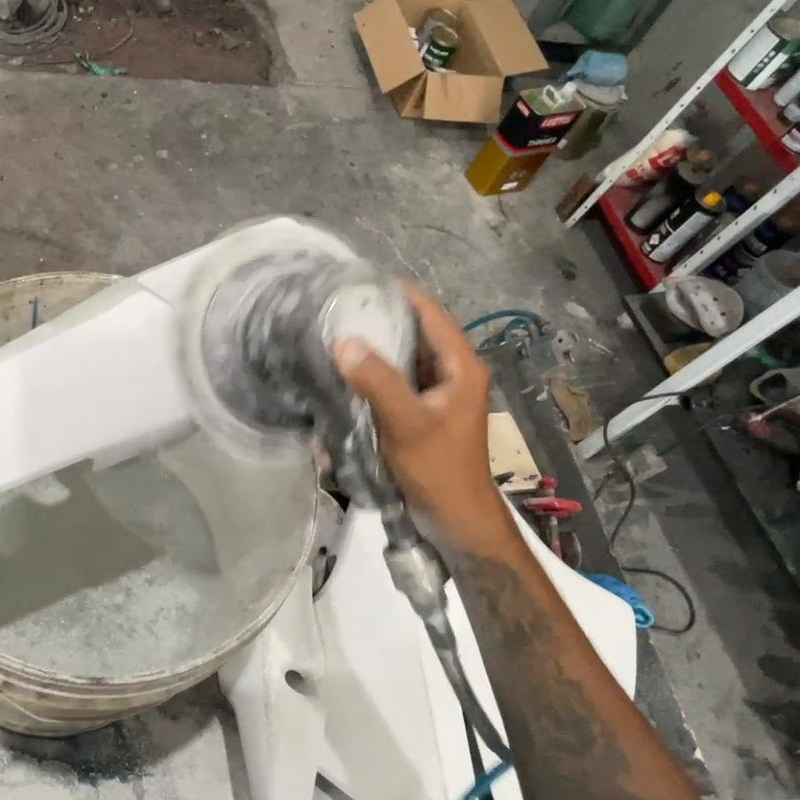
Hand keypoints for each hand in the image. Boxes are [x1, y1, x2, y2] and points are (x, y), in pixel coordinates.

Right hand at [335, 284, 510, 554]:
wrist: (455, 517)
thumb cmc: (438, 468)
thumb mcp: (405, 422)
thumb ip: (377, 381)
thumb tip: (344, 342)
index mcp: (461, 366)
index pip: (431, 313)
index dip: (400, 293)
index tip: (360, 282)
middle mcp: (454, 372)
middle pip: (417, 332)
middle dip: (382, 319)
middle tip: (339, 309)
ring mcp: (440, 394)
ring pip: (407, 358)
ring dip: (378, 347)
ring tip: (338, 335)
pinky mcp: (426, 413)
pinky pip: (401, 382)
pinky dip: (378, 374)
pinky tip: (350, 374)